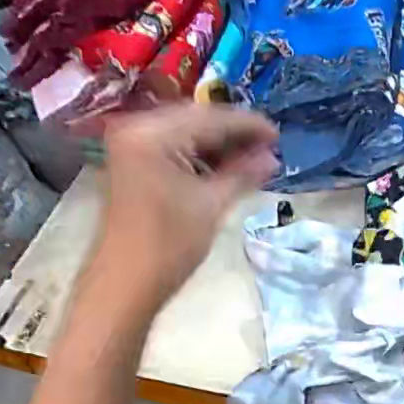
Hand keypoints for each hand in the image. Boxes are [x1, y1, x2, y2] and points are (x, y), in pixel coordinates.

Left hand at [86, 105, 279, 312]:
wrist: (124, 284)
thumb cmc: (168, 246)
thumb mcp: (210, 206)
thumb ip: (242, 175)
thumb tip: (272, 158)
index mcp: (152, 133)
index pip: (210, 119)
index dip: (248, 126)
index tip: (279, 135)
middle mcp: (136, 128)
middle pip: (195, 121)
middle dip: (233, 135)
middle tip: (269, 147)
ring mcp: (130, 145)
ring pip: (184, 135)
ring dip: (218, 147)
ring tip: (253, 160)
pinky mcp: (131, 164)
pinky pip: (172, 150)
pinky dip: (199, 158)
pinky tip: (225, 169)